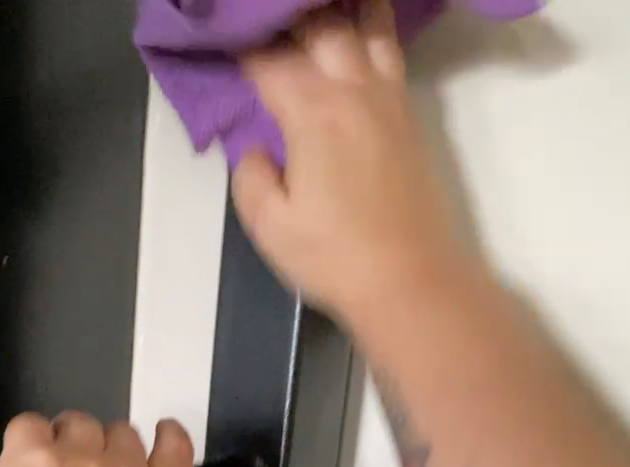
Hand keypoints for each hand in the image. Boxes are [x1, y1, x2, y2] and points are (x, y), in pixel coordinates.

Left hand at [0, 412, 194, 466]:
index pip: (175, 451)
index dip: (165, 437)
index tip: (159, 434)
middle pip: (120, 434)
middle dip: (100, 452)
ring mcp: (74, 462)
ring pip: (76, 424)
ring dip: (61, 443)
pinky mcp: (26, 459)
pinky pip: (27, 426)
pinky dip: (22, 443)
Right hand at [232, 1, 478, 320]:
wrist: (406, 278)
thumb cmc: (332, 257)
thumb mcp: (270, 226)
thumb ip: (253, 178)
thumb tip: (257, 150)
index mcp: (315, 114)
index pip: (272, 61)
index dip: (244, 46)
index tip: (222, 42)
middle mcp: (355, 91)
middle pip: (323, 25)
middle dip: (289, 17)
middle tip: (263, 21)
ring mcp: (388, 98)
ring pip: (367, 23)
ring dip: (338, 12)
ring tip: (314, 13)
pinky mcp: (408, 115)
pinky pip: (388, 49)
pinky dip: (368, 28)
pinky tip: (354, 32)